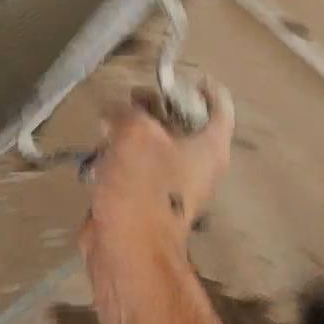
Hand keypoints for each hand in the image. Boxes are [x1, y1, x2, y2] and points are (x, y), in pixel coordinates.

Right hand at [83, 81, 235, 251]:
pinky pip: (141, 168)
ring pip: (160, 146)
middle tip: (134, 95)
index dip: (203, 87)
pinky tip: (104, 148)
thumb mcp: (135, 133)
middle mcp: (199, 166)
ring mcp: (174, 185)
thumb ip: (126, 113)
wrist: (129, 247)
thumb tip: (113, 112)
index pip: (220, 107)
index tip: (180, 76)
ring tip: (112, 118)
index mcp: (211, 147)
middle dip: (159, 106)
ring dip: (138, 130)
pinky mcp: (149, 200)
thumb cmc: (144, 184)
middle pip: (185, 124)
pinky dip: (126, 155)